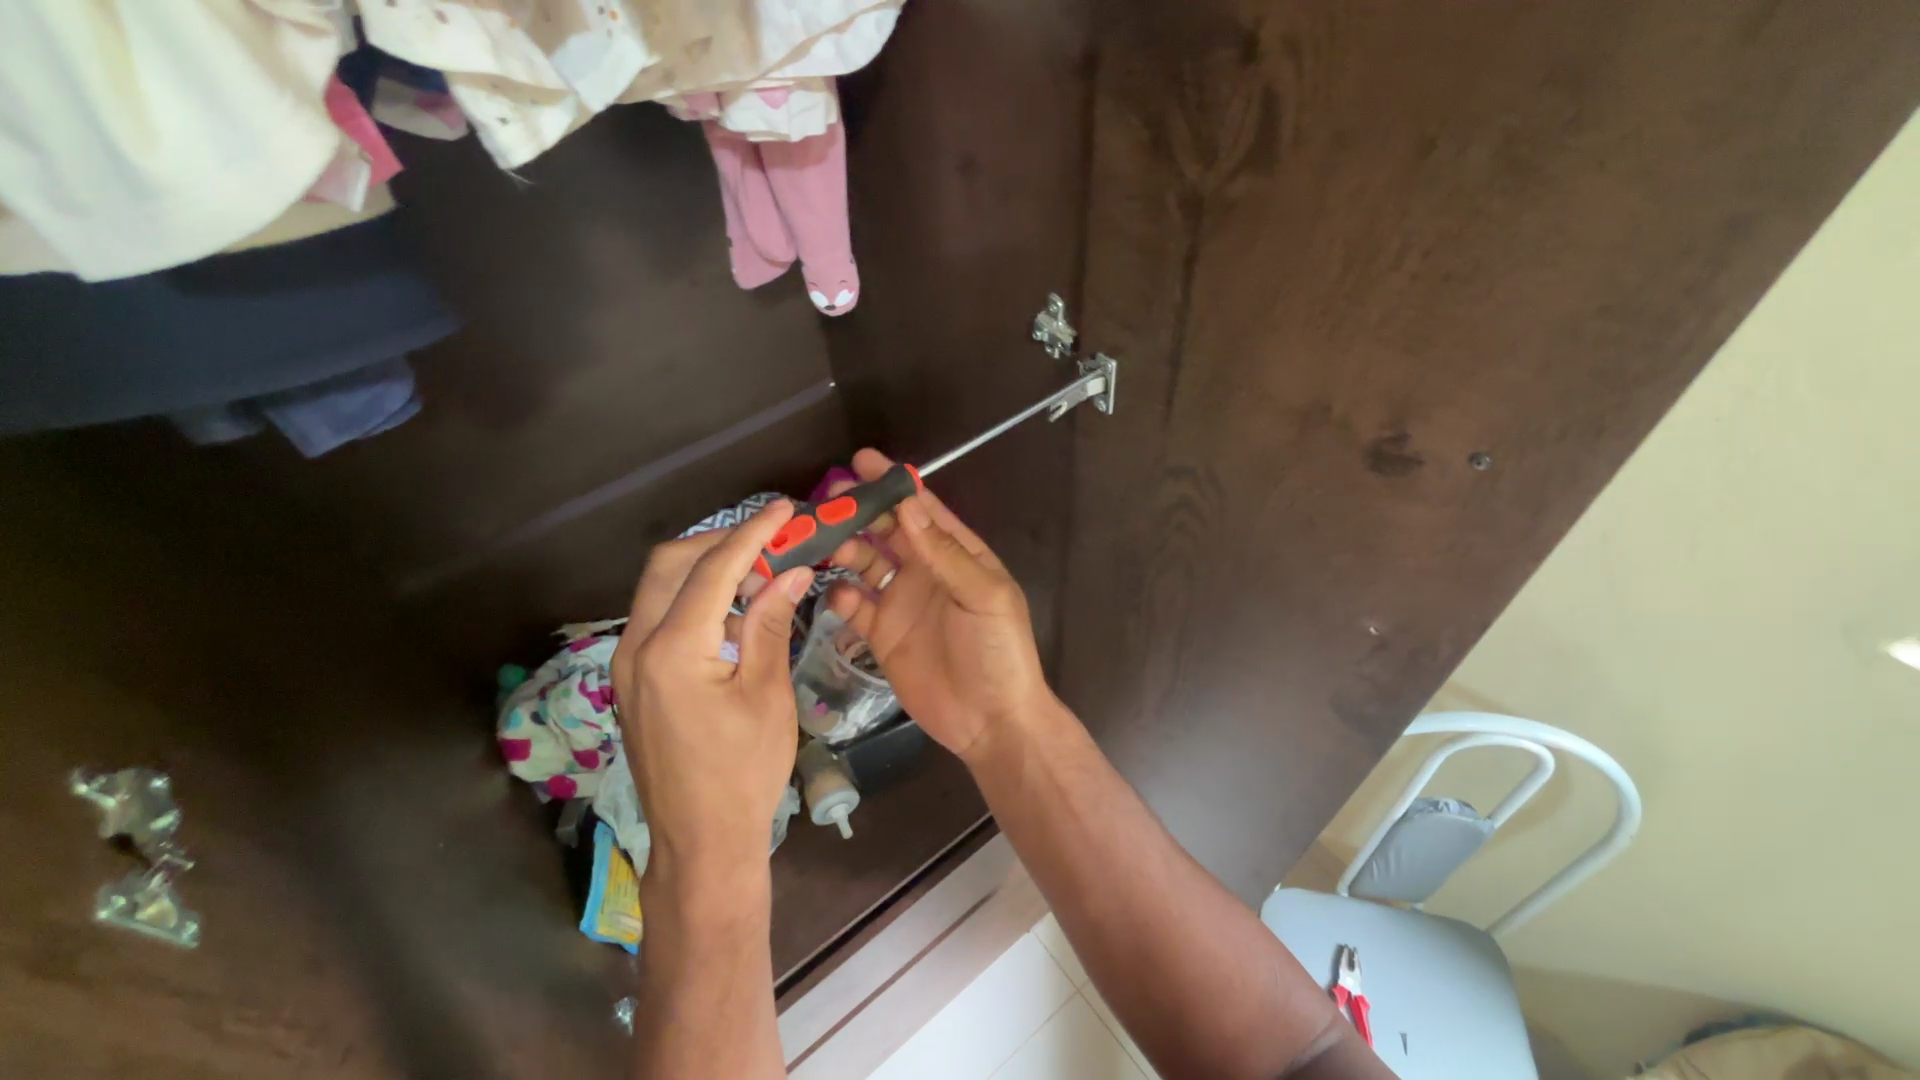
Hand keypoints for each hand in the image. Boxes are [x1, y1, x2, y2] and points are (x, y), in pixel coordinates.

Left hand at [612, 502, 812, 889]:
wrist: (700, 841)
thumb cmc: (744, 772)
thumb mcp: (767, 694)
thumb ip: (770, 623)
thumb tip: (791, 572)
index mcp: (672, 650)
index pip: (713, 569)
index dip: (752, 534)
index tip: (784, 509)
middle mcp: (636, 647)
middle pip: (670, 565)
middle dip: (719, 542)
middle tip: (770, 541)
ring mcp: (627, 665)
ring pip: (659, 589)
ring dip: (706, 570)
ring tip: (759, 575)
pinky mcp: (632, 681)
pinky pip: (659, 620)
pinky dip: (694, 602)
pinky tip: (734, 616)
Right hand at [825, 449, 1054, 761]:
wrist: (991, 721)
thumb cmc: (998, 652)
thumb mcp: (984, 596)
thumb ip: (945, 553)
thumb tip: (908, 506)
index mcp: (957, 556)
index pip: (922, 510)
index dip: (894, 484)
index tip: (862, 460)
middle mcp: (926, 572)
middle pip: (886, 532)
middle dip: (858, 512)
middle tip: (825, 500)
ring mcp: (902, 603)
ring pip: (865, 563)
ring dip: (843, 549)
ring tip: (818, 541)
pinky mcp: (882, 635)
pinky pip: (854, 606)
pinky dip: (840, 596)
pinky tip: (832, 593)